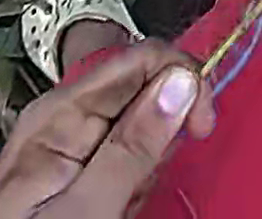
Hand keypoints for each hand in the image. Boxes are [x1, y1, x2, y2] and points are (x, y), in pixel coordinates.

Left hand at [0, 40, 215, 217]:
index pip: (140, 58)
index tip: (203, 126)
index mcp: (58, 112)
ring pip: (146, 113)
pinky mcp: (84, 159)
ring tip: (127, 203)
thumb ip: (133, 147)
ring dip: (153, 155)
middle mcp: (67, 111)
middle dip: (164, 127)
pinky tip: (123, 203)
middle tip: (151, 180)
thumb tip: (184, 79)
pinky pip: (134, 143)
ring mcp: (74, 136)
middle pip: (145, 82)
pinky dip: (142, 170)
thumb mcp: (84, 216)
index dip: (182, 78)